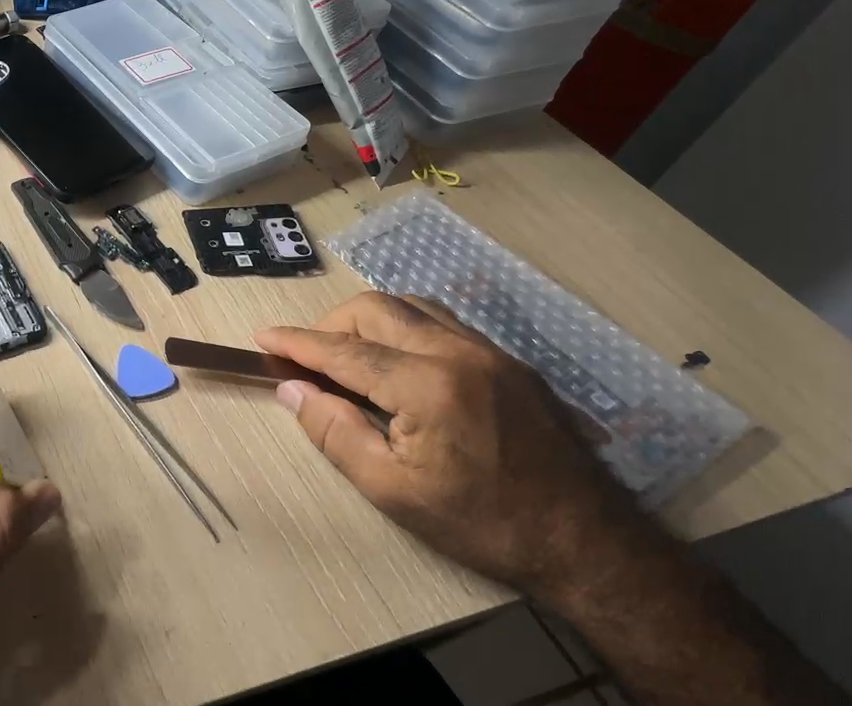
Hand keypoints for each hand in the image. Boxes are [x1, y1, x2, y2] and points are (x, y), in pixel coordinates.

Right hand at [256, 292, 654, 597]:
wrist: (590, 546)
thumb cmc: (482, 524)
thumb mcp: (392, 491)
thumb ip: (335, 433)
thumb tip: (292, 389)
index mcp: (428, 385)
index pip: (343, 351)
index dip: (296, 343)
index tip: (261, 338)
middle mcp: (459, 353)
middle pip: (375, 309)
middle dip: (331, 324)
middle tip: (310, 358)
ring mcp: (491, 353)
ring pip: (412, 306)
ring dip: (370, 321)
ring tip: (350, 356)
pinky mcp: (512, 364)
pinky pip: (444, 323)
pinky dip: (406, 328)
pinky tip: (398, 362)